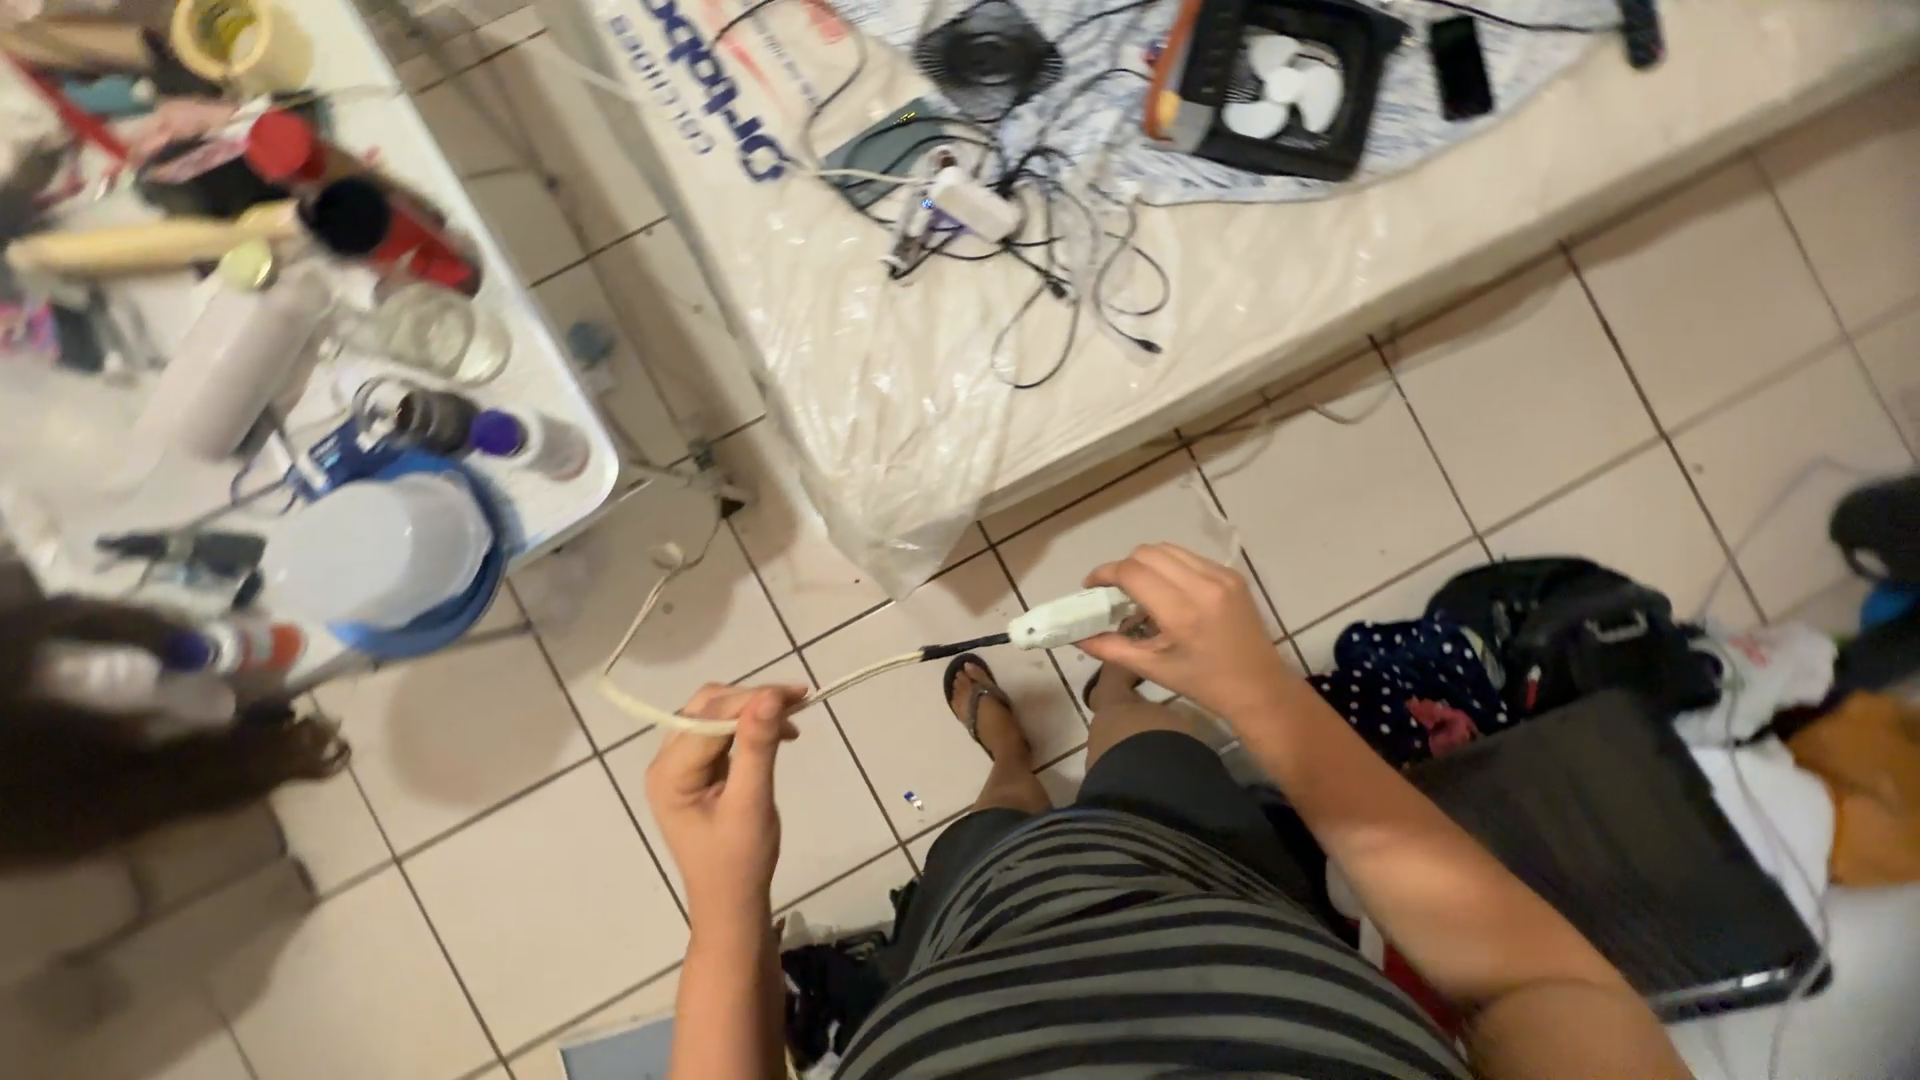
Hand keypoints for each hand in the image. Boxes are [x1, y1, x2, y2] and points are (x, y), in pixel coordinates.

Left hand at [644, 683, 806, 927]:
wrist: (732, 901)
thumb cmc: (739, 860)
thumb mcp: (752, 802)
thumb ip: (757, 747)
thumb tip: (770, 696)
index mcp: (670, 773)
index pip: (710, 716)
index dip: (752, 698)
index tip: (798, 695)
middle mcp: (666, 761)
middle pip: (707, 706)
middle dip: (752, 699)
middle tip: (798, 703)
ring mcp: (679, 763)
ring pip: (714, 712)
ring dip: (753, 708)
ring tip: (792, 718)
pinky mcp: (697, 767)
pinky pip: (721, 730)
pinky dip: (750, 723)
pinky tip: (778, 732)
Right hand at [1079, 543, 1297, 721]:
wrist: (1259, 687)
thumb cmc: (1203, 683)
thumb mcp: (1152, 668)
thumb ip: (1110, 648)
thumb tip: (1076, 636)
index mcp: (1182, 612)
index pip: (1131, 572)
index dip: (1104, 574)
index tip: (1091, 587)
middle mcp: (1203, 585)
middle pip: (1146, 553)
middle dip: (1123, 567)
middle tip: (1114, 592)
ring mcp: (1222, 576)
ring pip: (1167, 550)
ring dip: (1146, 564)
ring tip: (1140, 590)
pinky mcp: (1233, 575)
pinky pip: (1189, 557)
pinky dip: (1169, 567)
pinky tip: (1167, 592)